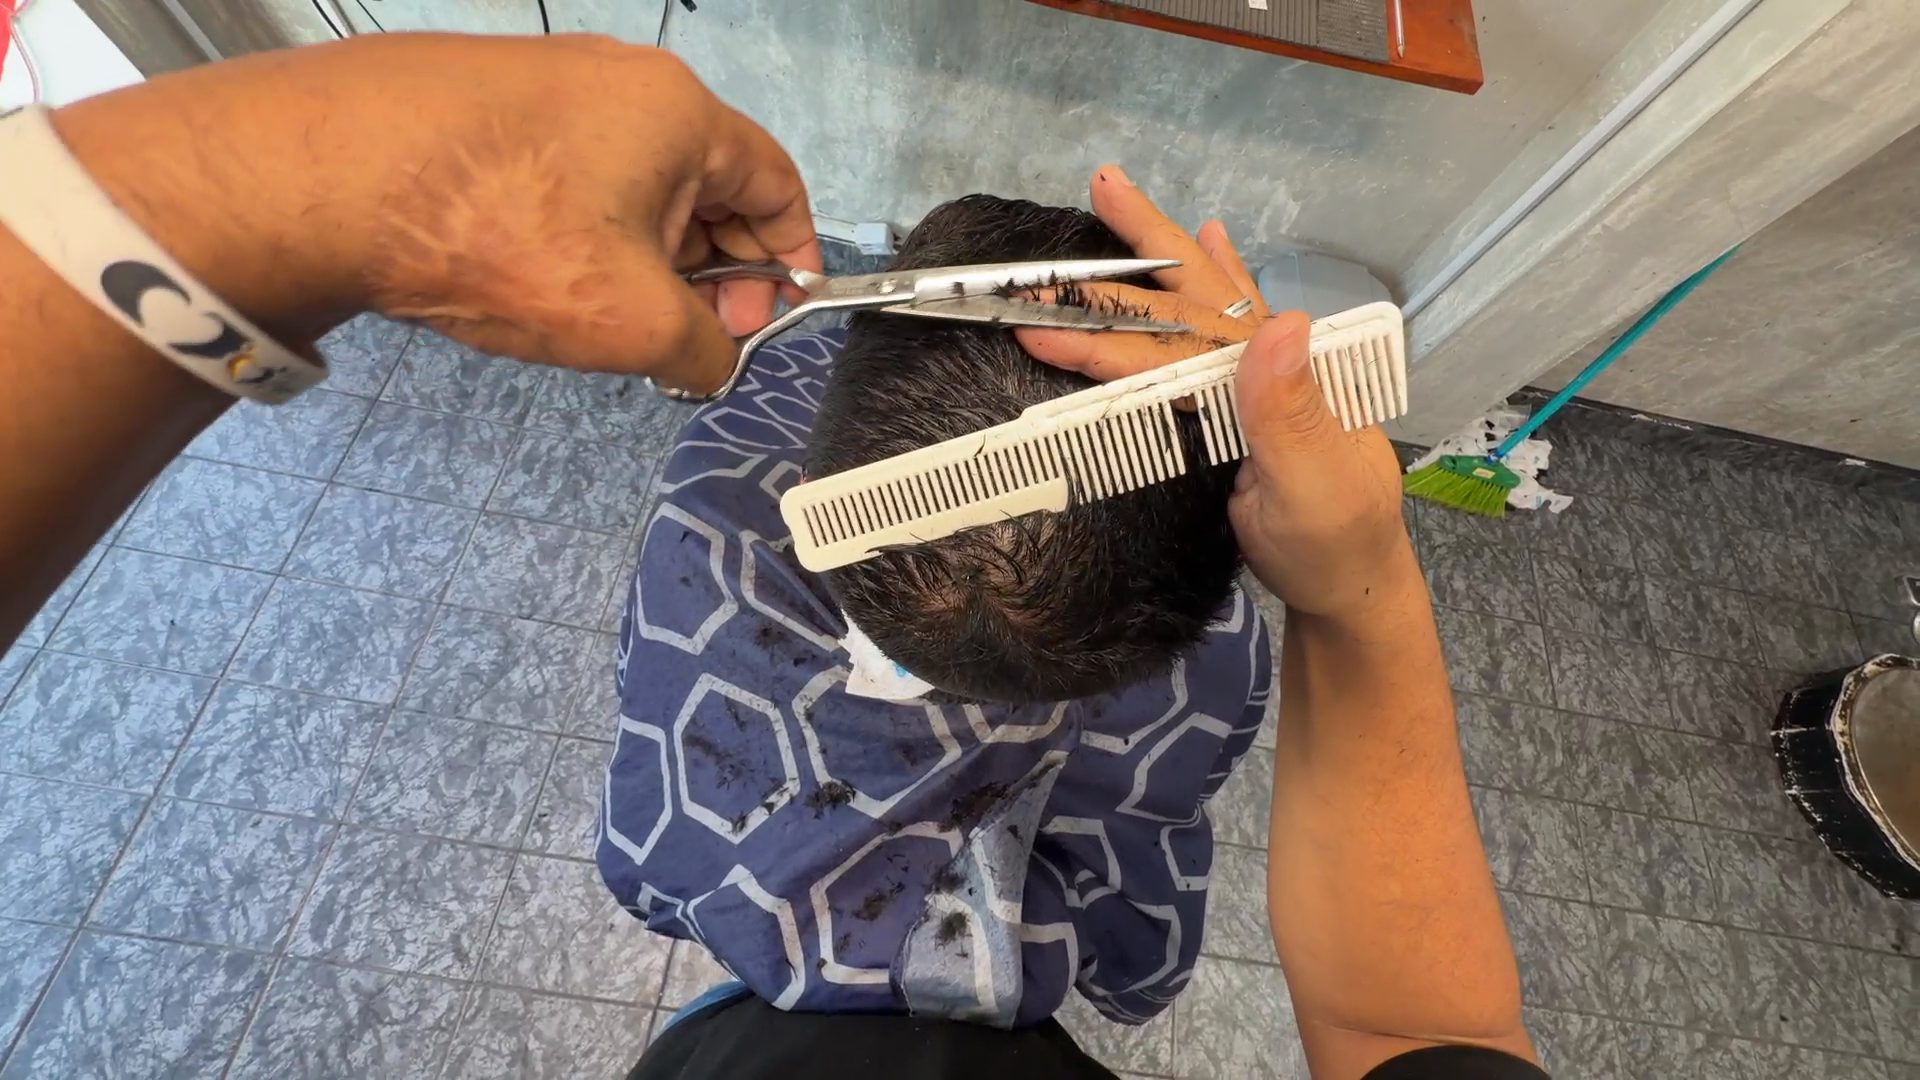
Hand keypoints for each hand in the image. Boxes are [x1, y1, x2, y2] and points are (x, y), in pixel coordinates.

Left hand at [54, 32, 819, 394]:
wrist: (311, 182)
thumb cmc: (512, 243)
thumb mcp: (640, 323)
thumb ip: (713, 352)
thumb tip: (718, 363)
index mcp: (681, 115)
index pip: (778, 187)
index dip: (793, 258)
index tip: (775, 316)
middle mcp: (626, 85)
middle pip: (716, 190)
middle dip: (724, 272)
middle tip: (700, 334)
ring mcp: (555, 89)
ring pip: (650, 192)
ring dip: (664, 265)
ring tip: (634, 322)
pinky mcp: (497, 109)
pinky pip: (590, 183)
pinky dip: (608, 241)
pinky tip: (577, 287)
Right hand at [1019, 167, 1411, 618]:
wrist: (1346, 579)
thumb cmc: (1332, 542)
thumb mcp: (1317, 487)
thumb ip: (1293, 413)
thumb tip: (1277, 322)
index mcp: (1281, 374)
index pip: (1184, 342)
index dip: (1111, 331)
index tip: (1045, 324)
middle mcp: (1267, 362)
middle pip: (1194, 297)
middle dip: (1129, 261)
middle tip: (1088, 202)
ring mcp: (1257, 377)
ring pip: (1199, 303)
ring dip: (1159, 251)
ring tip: (1122, 198)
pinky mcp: (1244, 398)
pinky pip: (1223, 328)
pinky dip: (1214, 277)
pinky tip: (1208, 238)